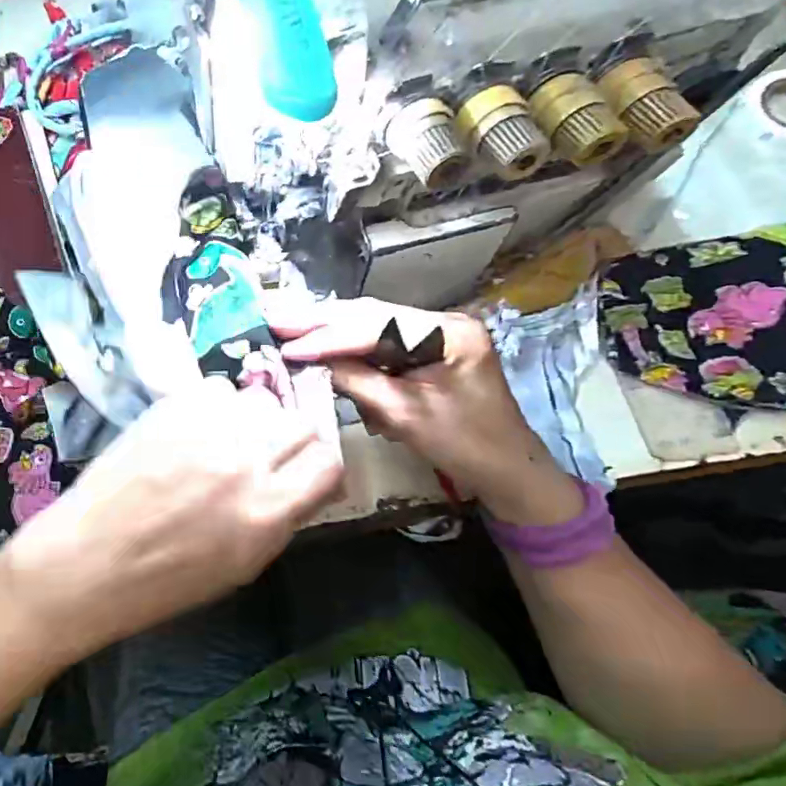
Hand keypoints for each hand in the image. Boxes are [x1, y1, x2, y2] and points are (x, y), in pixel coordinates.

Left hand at [0, 377, 343, 661]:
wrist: (88, 561)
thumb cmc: (164, 582)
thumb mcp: (241, 566)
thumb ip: (282, 518)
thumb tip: (306, 484)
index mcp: (268, 512)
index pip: (329, 462)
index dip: (320, 467)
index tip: (306, 472)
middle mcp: (245, 462)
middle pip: (301, 423)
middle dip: (292, 440)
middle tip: (267, 455)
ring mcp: (207, 429)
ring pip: (260, 401)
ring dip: (254, 421)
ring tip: (225, 441)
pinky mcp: (172, 407)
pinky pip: (218, 389)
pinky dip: (216, 407)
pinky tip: (194, 431)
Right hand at [266, 296, 584, 525]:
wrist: (509, 471)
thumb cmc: (464, 444)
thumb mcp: (404, 414)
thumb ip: (356, 381)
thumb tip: (309, 360)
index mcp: (447, 331)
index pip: (374, 326)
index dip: (326, 337)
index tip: (286, 345)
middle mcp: (442, 321)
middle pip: (370, 315)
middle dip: (321, 322)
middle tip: (276, 319)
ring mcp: (436, 335)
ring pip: (372, 327)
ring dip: (334, 335)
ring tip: (291, 332)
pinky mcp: (429, 352)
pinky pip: (383, 345)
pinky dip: (354, 353)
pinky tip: (323, 351)